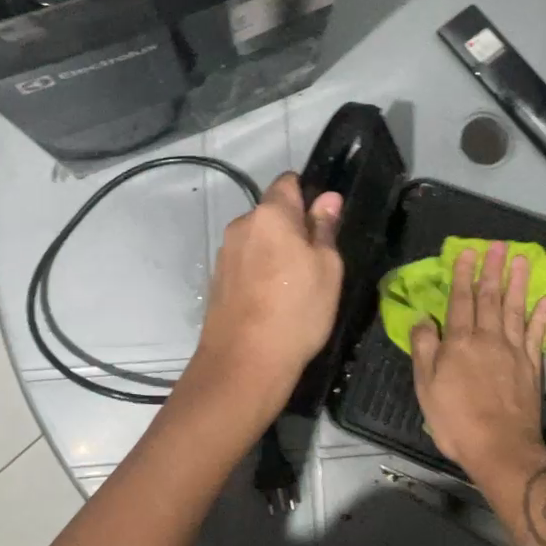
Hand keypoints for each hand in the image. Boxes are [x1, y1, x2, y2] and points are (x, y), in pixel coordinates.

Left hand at [190, 173, 343, 406]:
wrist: (244, 363)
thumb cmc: (296, 311)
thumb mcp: (327, 268)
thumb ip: (325, 228)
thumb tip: (328, 198)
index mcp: (271, 214)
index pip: (288, 182)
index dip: (308, 195)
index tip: (323, 222)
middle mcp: (242, 225)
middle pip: (272, 213)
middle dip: (291, 228)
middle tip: (316, 262)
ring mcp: (225, 253)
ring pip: (258, 240)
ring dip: (274, 252)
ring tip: (293, 288)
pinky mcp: (217, 280)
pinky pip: (245, 263)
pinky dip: (259, 273)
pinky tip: (271, 302)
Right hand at [411, 242, 545, 481]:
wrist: (501, 449)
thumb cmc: (456, 420)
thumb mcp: (426, 386)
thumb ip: (424, 349)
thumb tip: (423, 318)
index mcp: (459, 342)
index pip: (460, 300)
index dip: (463, 274)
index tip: (467, 251)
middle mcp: (488, 338)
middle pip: (490, 297)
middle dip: (492, 269)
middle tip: (498, 245)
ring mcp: (513, 351)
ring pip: (515, 308)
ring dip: (518, 282)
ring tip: (522, 259)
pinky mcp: (531, 366)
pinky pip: (537, 334)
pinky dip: (542, 316)